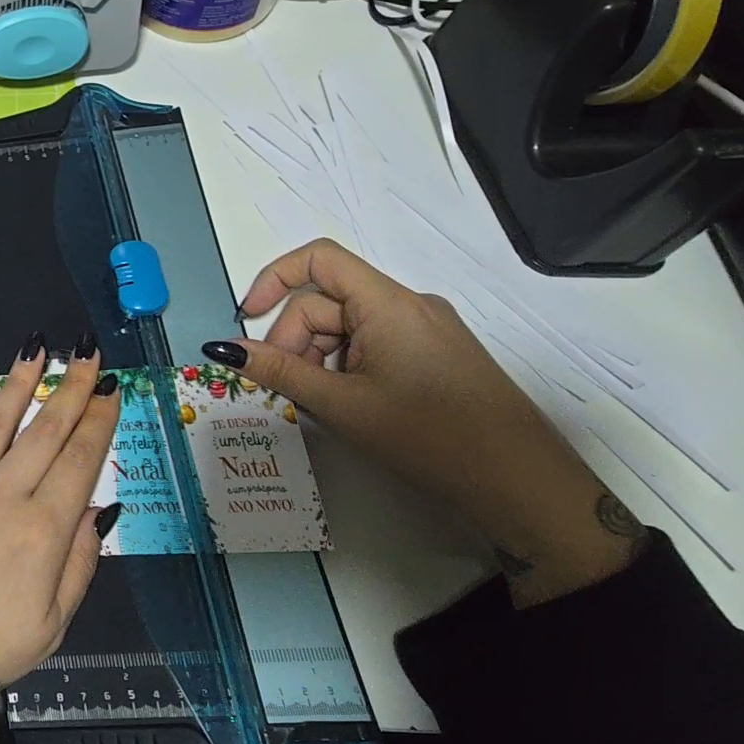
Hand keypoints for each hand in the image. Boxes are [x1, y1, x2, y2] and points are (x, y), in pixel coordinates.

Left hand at [0, 338, 121, 737]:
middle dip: (70, 388)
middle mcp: (1, 497)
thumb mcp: (51, 624)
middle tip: (87, 352)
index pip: (81, 461)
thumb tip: (95, 512)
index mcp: (42, 529)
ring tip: (36, 349)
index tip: (110, 389)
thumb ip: (78, 563)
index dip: (99, 422)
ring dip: (18, 385)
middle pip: (44, 432)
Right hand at [205, 239, 645, 605]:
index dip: (273, 278)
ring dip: (317, 358)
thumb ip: (278, 371)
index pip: (319, 260)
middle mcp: (409, 306)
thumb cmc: (428, 436)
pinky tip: (346, 405)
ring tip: (319, 404)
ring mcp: (425, 331)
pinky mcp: (434, 356)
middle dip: (293, 340)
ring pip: (346, 327)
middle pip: (327, 302)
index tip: (246, 318)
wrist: (521, 484)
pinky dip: (344, 367)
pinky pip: (371, 345)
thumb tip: (223, 348)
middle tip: (283, 388)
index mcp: (390, 304)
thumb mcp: (341, 404)